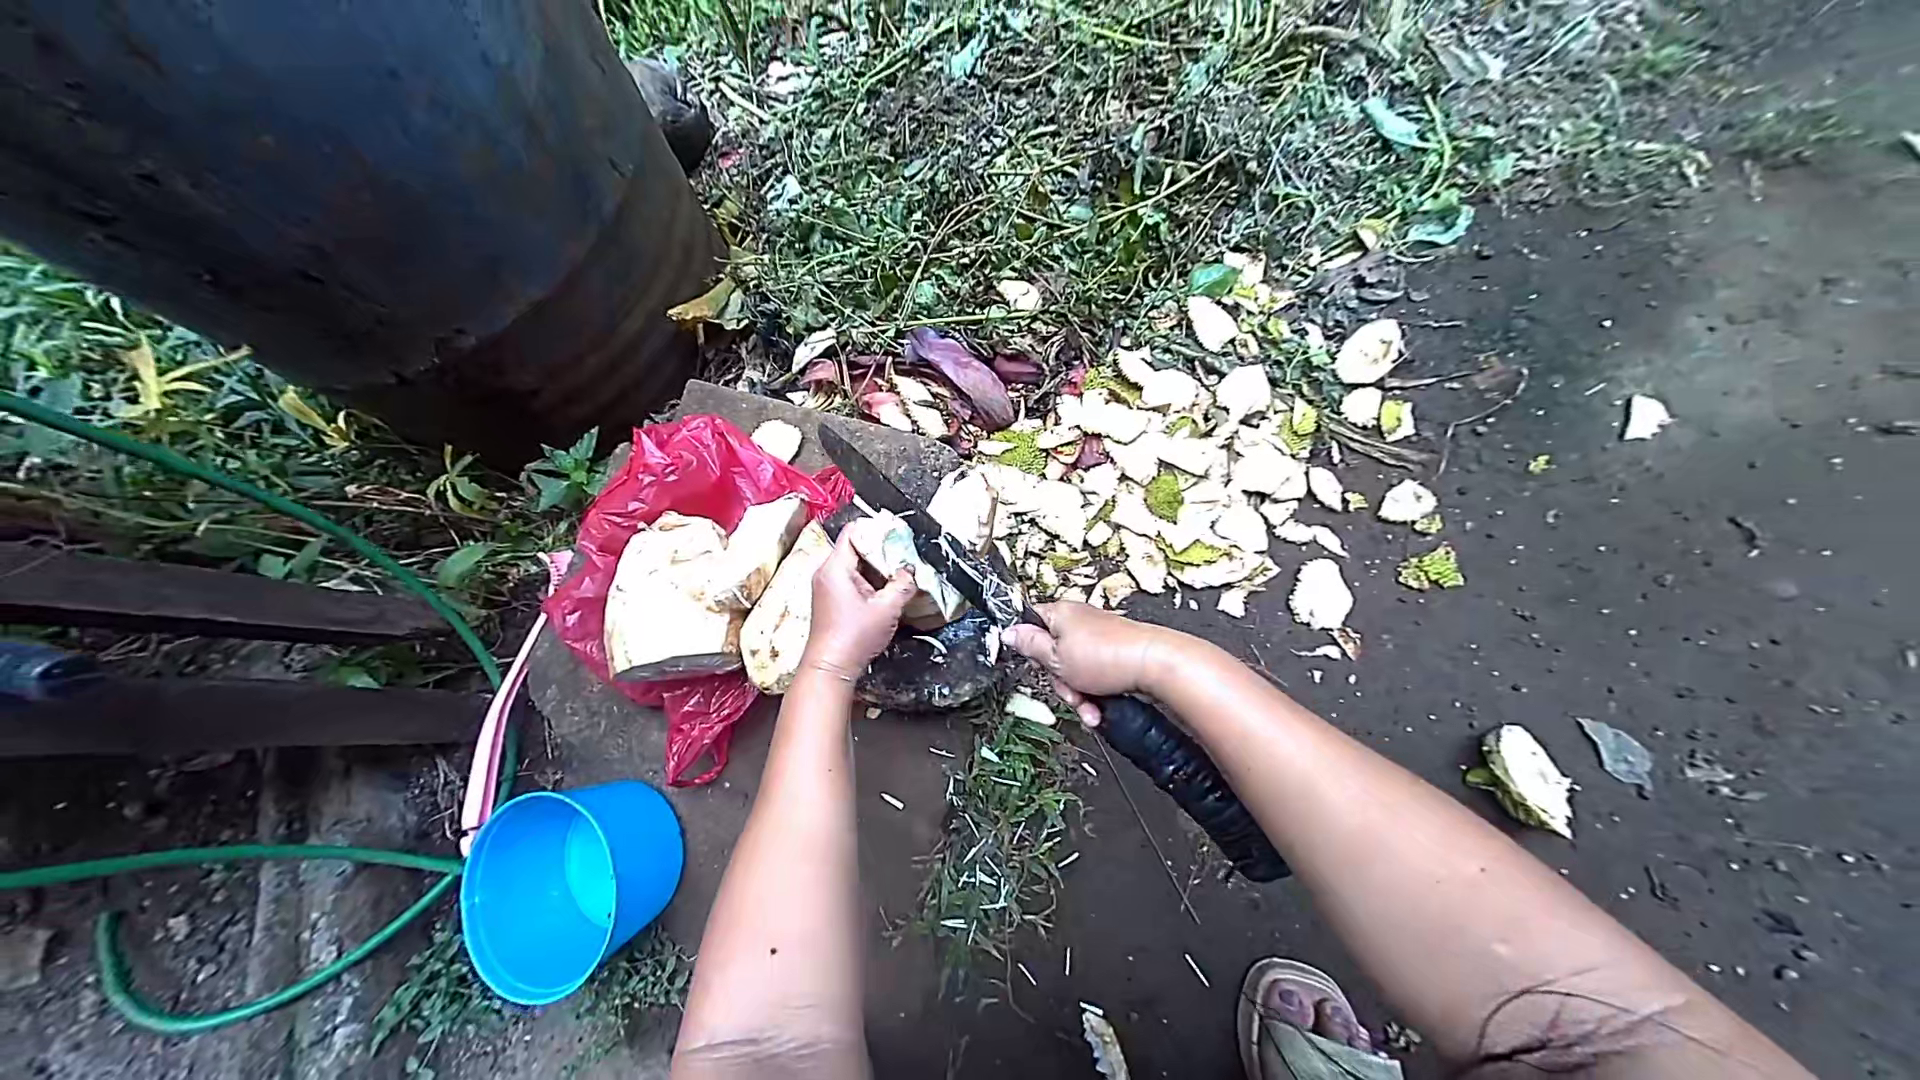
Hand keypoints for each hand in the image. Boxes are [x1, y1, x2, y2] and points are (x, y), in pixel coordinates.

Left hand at [799, 529, 916, 681]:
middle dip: (881, 548)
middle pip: (855, 547)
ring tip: (899, 570)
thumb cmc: (852, 639)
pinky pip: (851, 579)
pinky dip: (869, 579)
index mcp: (835, 568)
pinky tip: (886, 588)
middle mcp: (827, 573)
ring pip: (855, 564)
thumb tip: (910, 570)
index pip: (853, 532)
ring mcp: (827, 586)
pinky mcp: (832, 599)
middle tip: (903, 552)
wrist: (830, 668)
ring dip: (877, 566)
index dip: (875, 528)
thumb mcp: (887, 609)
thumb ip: (902, 584)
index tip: (896, 532)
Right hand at [1001, 601, 1177, 726]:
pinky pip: (1093, 676)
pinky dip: (1094, 693)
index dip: (1030, 650)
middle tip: (1069, 688)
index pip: (1029, 626)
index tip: (1039, 665)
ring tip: (1089, 705)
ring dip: (1078, 694)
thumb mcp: (1055, 657)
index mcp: (1059, 613)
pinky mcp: (1112, 654)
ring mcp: (1096, 638)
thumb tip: (1007, 632)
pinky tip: (1099, 707)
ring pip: (1073, 671)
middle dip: (1060, 681)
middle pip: (1052, 655)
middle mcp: (1077, 622)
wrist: (1155, 666)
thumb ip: (1028, 645)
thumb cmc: (1109, 657)